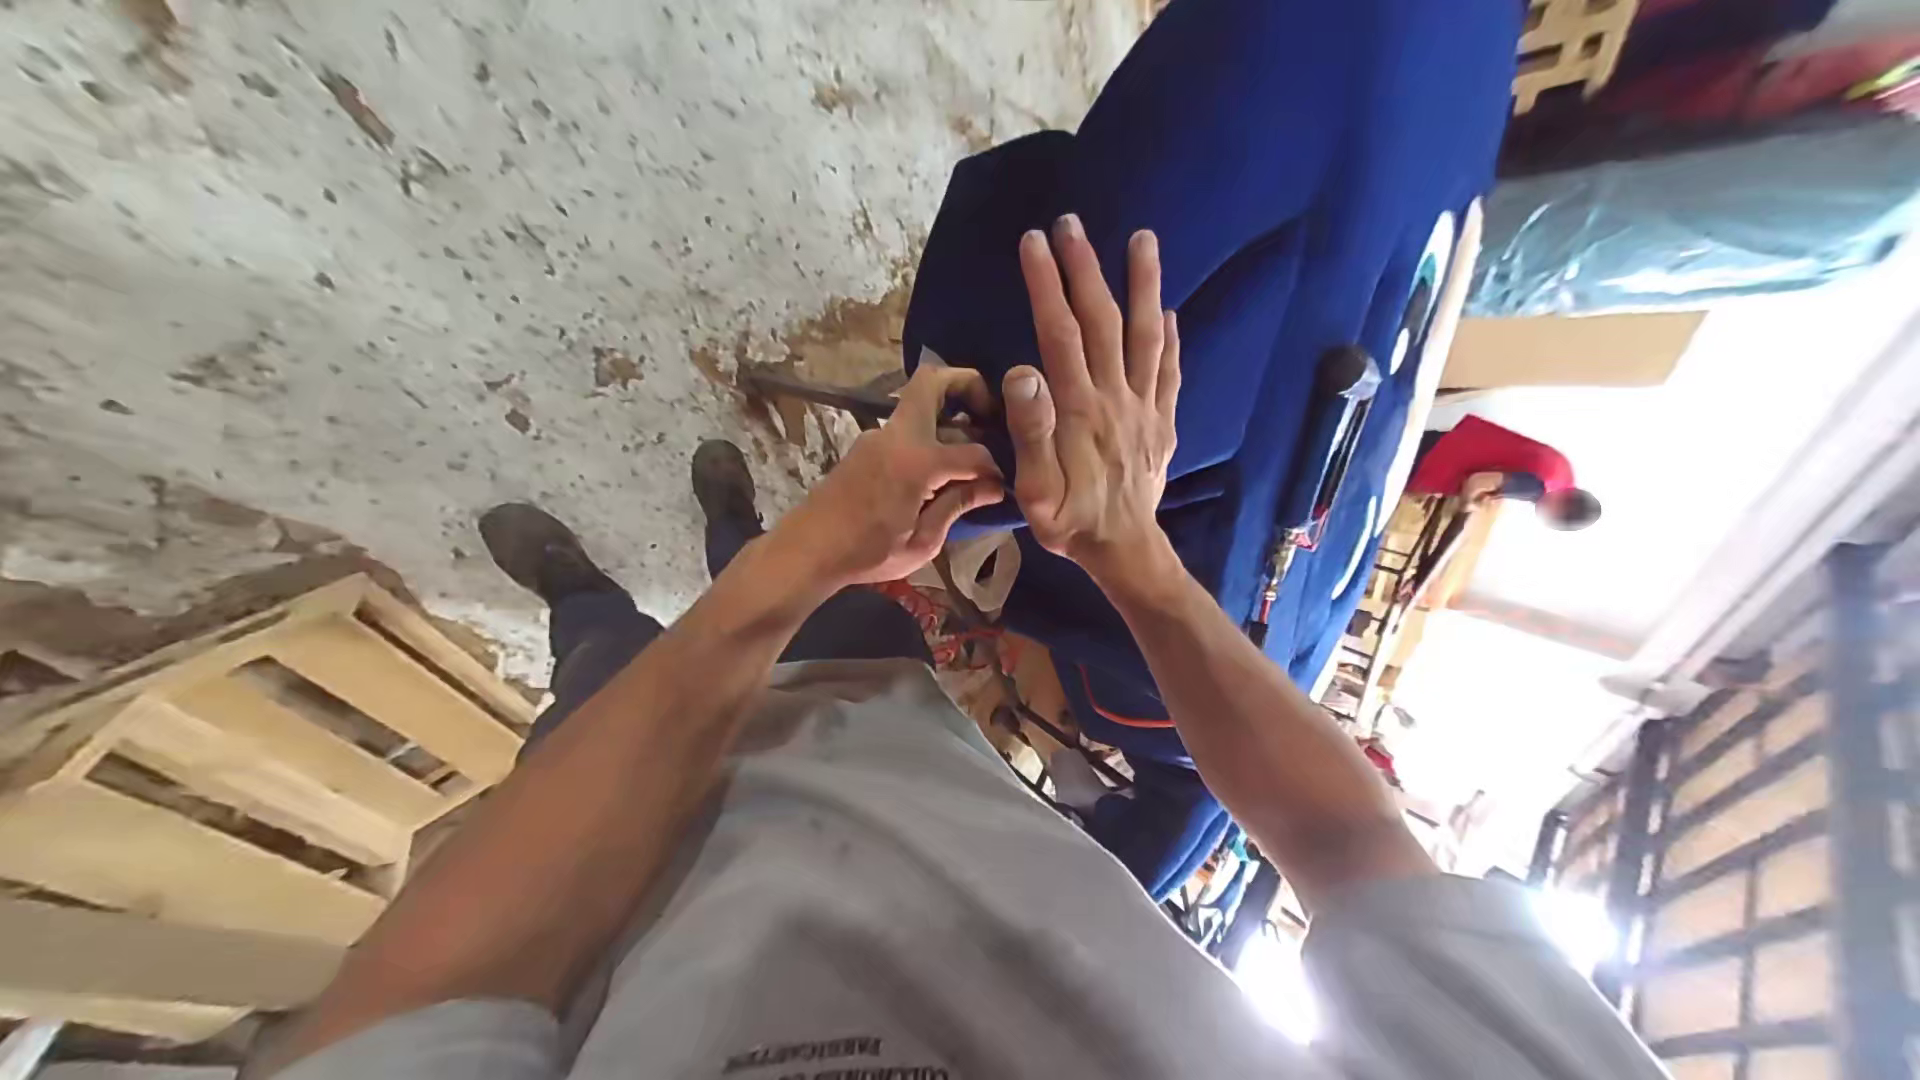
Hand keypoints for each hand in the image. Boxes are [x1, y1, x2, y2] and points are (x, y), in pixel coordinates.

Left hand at [770, 364, 1005, 587]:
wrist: (807, 550)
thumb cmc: (867, 553)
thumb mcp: (922, 541)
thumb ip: (957, 506)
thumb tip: (993, 487)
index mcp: (915, 461)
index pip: (973, 450)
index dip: (995, 466)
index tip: (1003, 481)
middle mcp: (896, 436)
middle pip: (933, 380)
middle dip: (968, 385)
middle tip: (989, 415)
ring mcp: (878, 436)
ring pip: (919, 401)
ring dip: (948, 411)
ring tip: (971, 444)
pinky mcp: (867, 445)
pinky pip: (907, 426)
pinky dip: (930, 432)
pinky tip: (941, 466)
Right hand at [1006, 215, 1180, 586]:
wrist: (1123, 549)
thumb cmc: (1070, 520)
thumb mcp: (1036, 488)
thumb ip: (1031, 431)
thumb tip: (1022, 370)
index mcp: (1079, 408)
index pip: (1060, 333)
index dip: (1047, 285)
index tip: (1034, 243)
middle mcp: (1116, 396)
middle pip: (1102, 321)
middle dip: (1085, 269)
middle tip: (1071, 224)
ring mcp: (1145, 406)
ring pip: (1146, 335)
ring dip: (1144, 285)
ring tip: (1143, 239)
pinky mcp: (1163, 422)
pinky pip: (1170, 372)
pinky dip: (1171, 339)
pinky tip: (1171, 313)